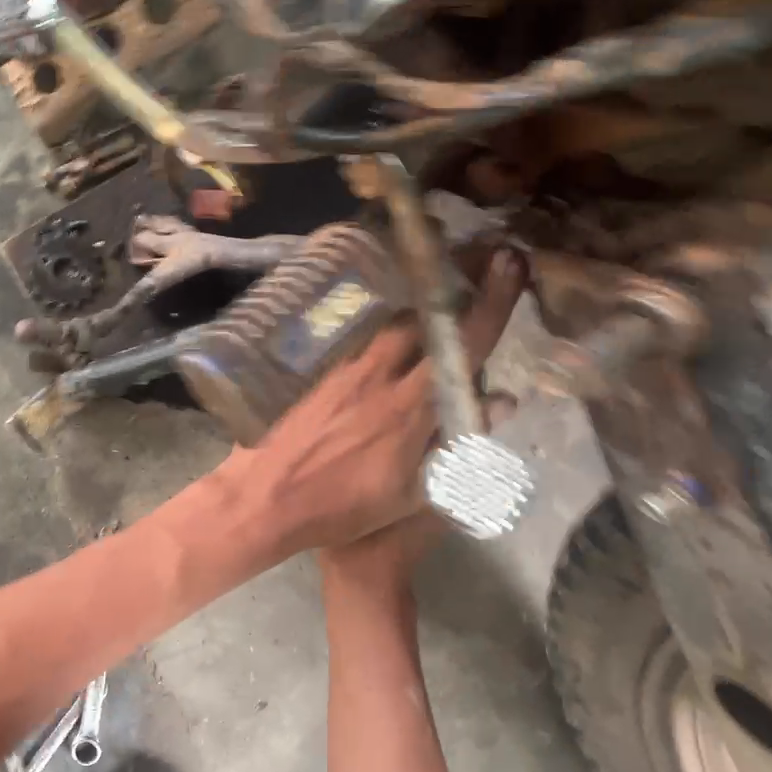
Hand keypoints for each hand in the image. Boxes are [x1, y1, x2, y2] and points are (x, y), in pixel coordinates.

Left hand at [232, 246, 525, 555]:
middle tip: (466, 269)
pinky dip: (365, 329)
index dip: (492, 303)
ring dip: (405, 312)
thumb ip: (460, 448)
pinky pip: (343, 340)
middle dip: (445, 293)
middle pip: (416, 320)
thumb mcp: (413, 494)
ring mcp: (332, 371)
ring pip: (378, 326)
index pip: (462, 346)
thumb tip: (500, 401)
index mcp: (409, 408)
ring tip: (421, 298)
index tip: (510, 263)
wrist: (261, 501)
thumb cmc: (341, 507)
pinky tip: (368, 328)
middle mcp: (372, 377)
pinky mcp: (303, 374)